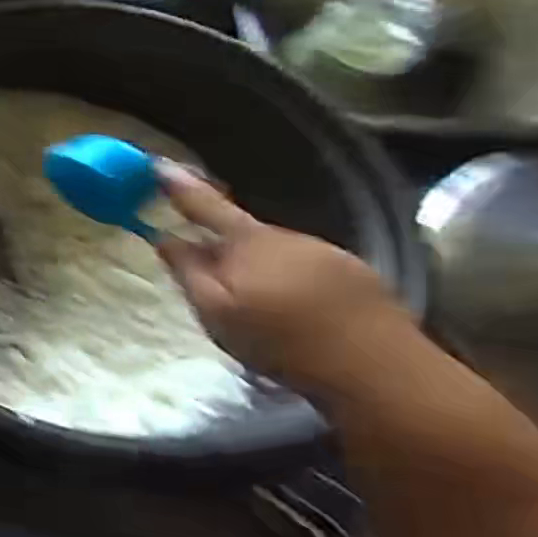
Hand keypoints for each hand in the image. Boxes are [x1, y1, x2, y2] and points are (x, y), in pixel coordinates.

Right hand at [154, 161, 417, 396]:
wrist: (379, 371)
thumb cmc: (280, 340)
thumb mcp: (214, 311)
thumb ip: (187, 271)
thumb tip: (165, 238)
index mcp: (250, 242)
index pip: (206, 206)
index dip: (180, 187)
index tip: (159, 165)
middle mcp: (290, 237)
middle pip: (242, 234)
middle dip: (222, 248)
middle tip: (209, 283)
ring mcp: (329, 253)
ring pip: (275, 253)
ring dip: (258, 269)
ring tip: (255, 307)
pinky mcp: (358, 276)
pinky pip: (306, 268)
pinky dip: (290, 282)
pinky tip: (292, 312)